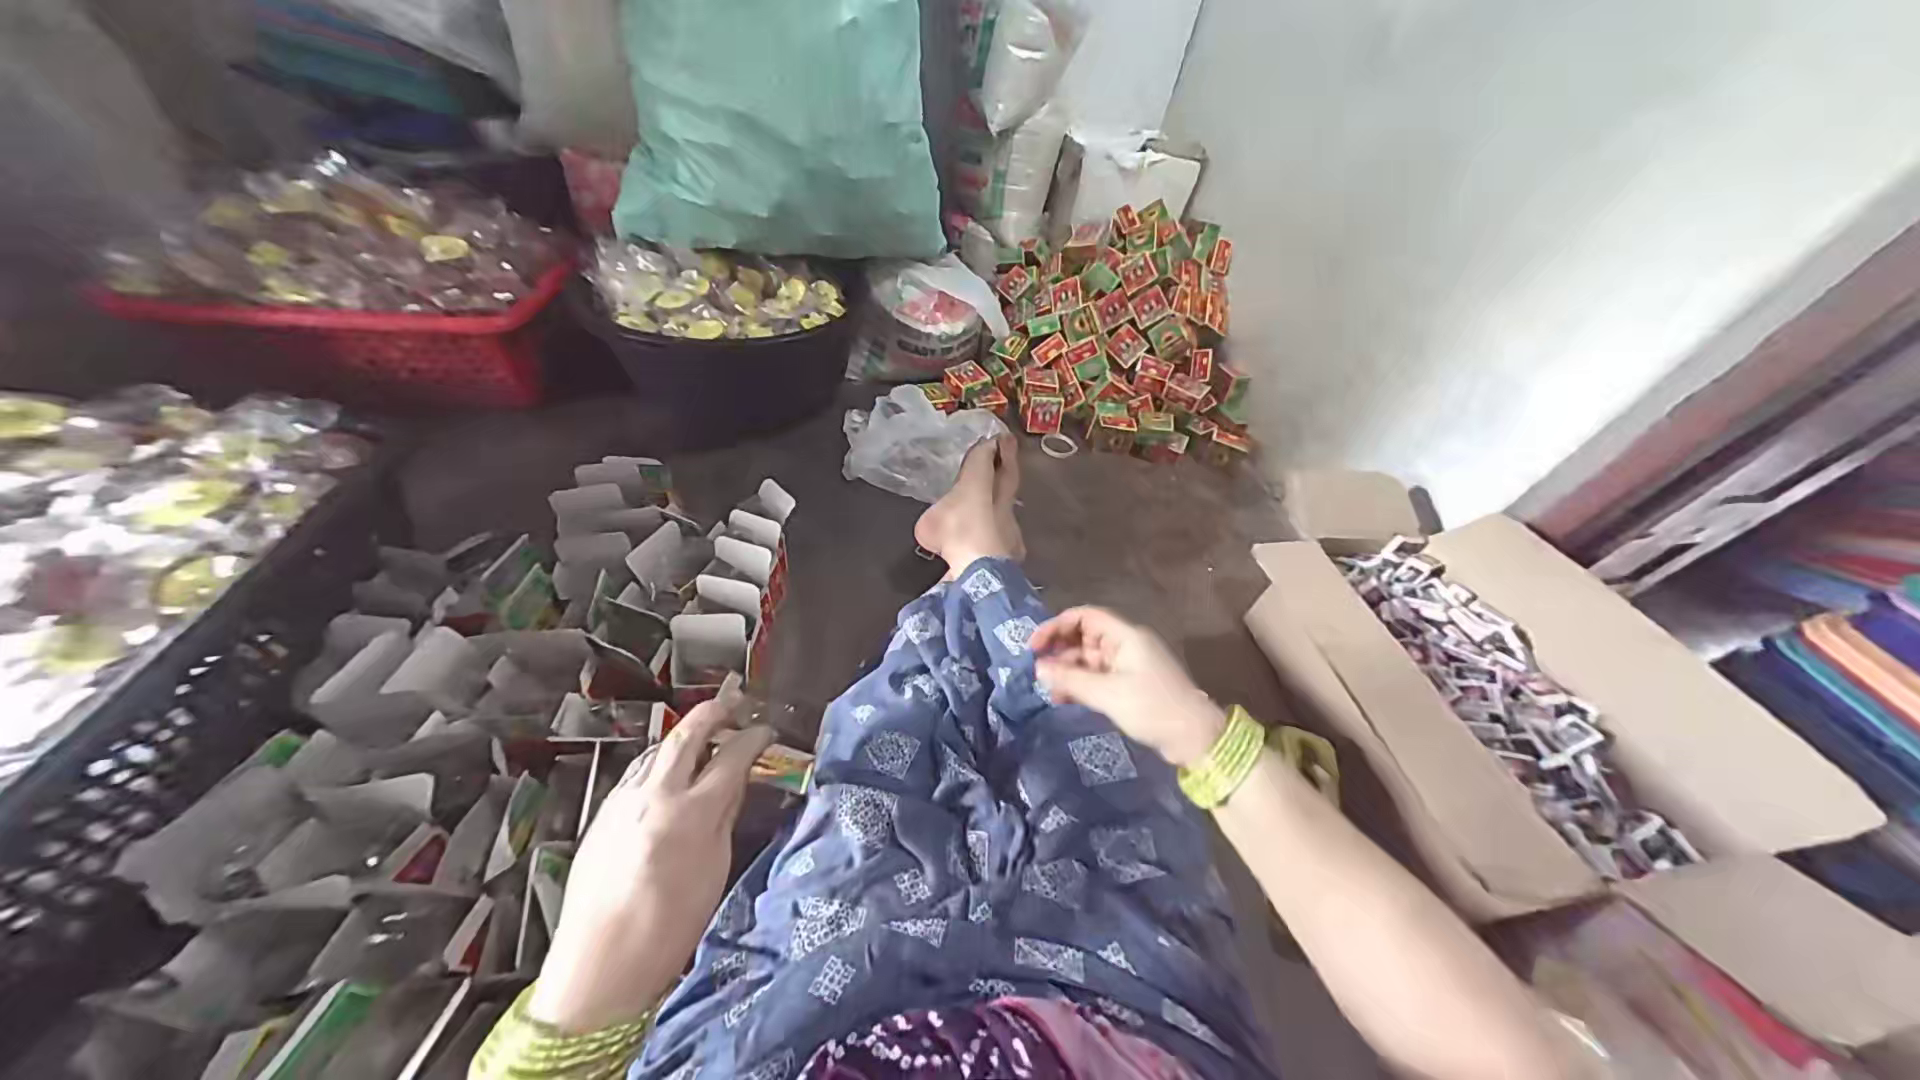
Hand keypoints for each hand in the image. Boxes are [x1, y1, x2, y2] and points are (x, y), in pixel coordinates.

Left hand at [528, 677, 775, 1032]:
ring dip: (684, 733)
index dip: (752, 738)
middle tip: (734, 700)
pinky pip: (638, 771)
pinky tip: (671, 768)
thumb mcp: (714, 869)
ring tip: (705, 730)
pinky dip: (661, 759)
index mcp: (690, 814)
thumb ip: (725, 816)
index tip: (766, 730)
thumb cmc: (668, 928)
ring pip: (658, 749)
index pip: (730, 757)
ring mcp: (623, 802)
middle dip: (713, 711)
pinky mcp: (602, 814)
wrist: (598, 966)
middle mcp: (653, 797)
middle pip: (687, 735)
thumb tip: (736, 781)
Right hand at [1032, 606, 1226, 767]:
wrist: (1195, 738)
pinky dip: (1080, 684)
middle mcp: (1126, 644)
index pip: (1084, 616)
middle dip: (1059, 652)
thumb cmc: (1152, 707)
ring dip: (1067, 671)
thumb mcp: (1107, 694)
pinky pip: (1097, 676)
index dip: (1056, 626)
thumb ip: (1070, 680)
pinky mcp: (1129, 684)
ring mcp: (1128, 664)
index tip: (1035, 646)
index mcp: (1125, 636)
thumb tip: (1038, 669)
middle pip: (1084, 637)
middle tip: (1038, 671)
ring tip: (1049, 690)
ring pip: (1088, 659)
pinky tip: (1064, 699)